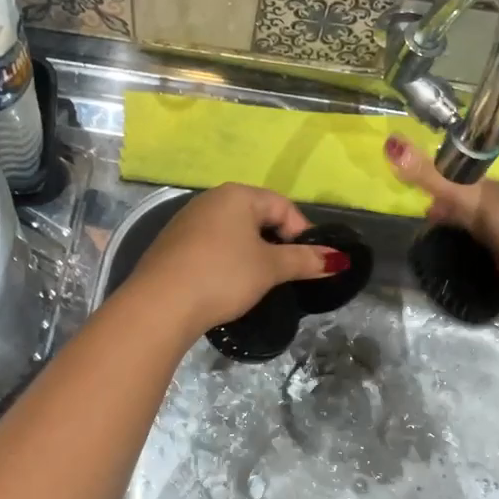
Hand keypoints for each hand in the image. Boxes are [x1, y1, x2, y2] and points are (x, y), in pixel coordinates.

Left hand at [122, 183, 347, 337]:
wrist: (160, 304)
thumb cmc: (222, 276)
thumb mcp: (269, 268)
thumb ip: (305, 261)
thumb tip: (338, 259)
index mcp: (236, 195)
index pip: (282, 206)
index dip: (302, 233)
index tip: (309, 263)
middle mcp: (210, 200)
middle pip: (256, 216)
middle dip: (276, 243)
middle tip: (285, 273)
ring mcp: (186, 221)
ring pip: (232, 232)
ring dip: (251, 253)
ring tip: (258, 281)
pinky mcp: (171, 245)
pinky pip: (210, 246)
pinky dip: (226, 261)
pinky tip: (226, 284)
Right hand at [383, 134, 498, 278]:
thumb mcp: (464, 195)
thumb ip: (429, 176)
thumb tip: (391, 142)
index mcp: (490, 190)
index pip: (460, 188)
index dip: (441, 198)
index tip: (425, 214)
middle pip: (473, 215)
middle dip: (455, 225)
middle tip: (433, 242)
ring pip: (487, 240)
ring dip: (472, 249)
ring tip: (451, 263)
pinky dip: (490, 269)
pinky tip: (479, 278)